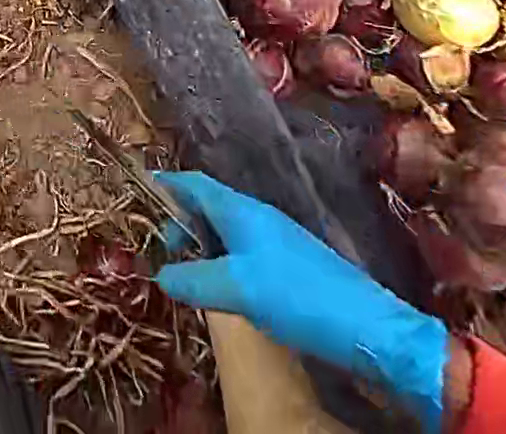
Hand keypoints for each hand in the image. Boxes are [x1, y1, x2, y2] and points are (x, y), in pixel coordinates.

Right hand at [152, 172, 451, 431]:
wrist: (360, 322)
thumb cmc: (293, 294)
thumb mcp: (235, 288)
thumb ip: (193, 279)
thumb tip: (162, 274)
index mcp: (241, 210)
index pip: (197, 184)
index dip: (170, 184)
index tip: (146, 185)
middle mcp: (256, 215)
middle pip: (209, 204)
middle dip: (182, 219)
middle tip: (163, 247)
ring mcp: (273, 236)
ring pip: (225, 227)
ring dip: (201, 240)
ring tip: (184, 266)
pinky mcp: (285, 258)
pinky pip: (240, 245)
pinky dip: (220, 254)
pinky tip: (217, 280)